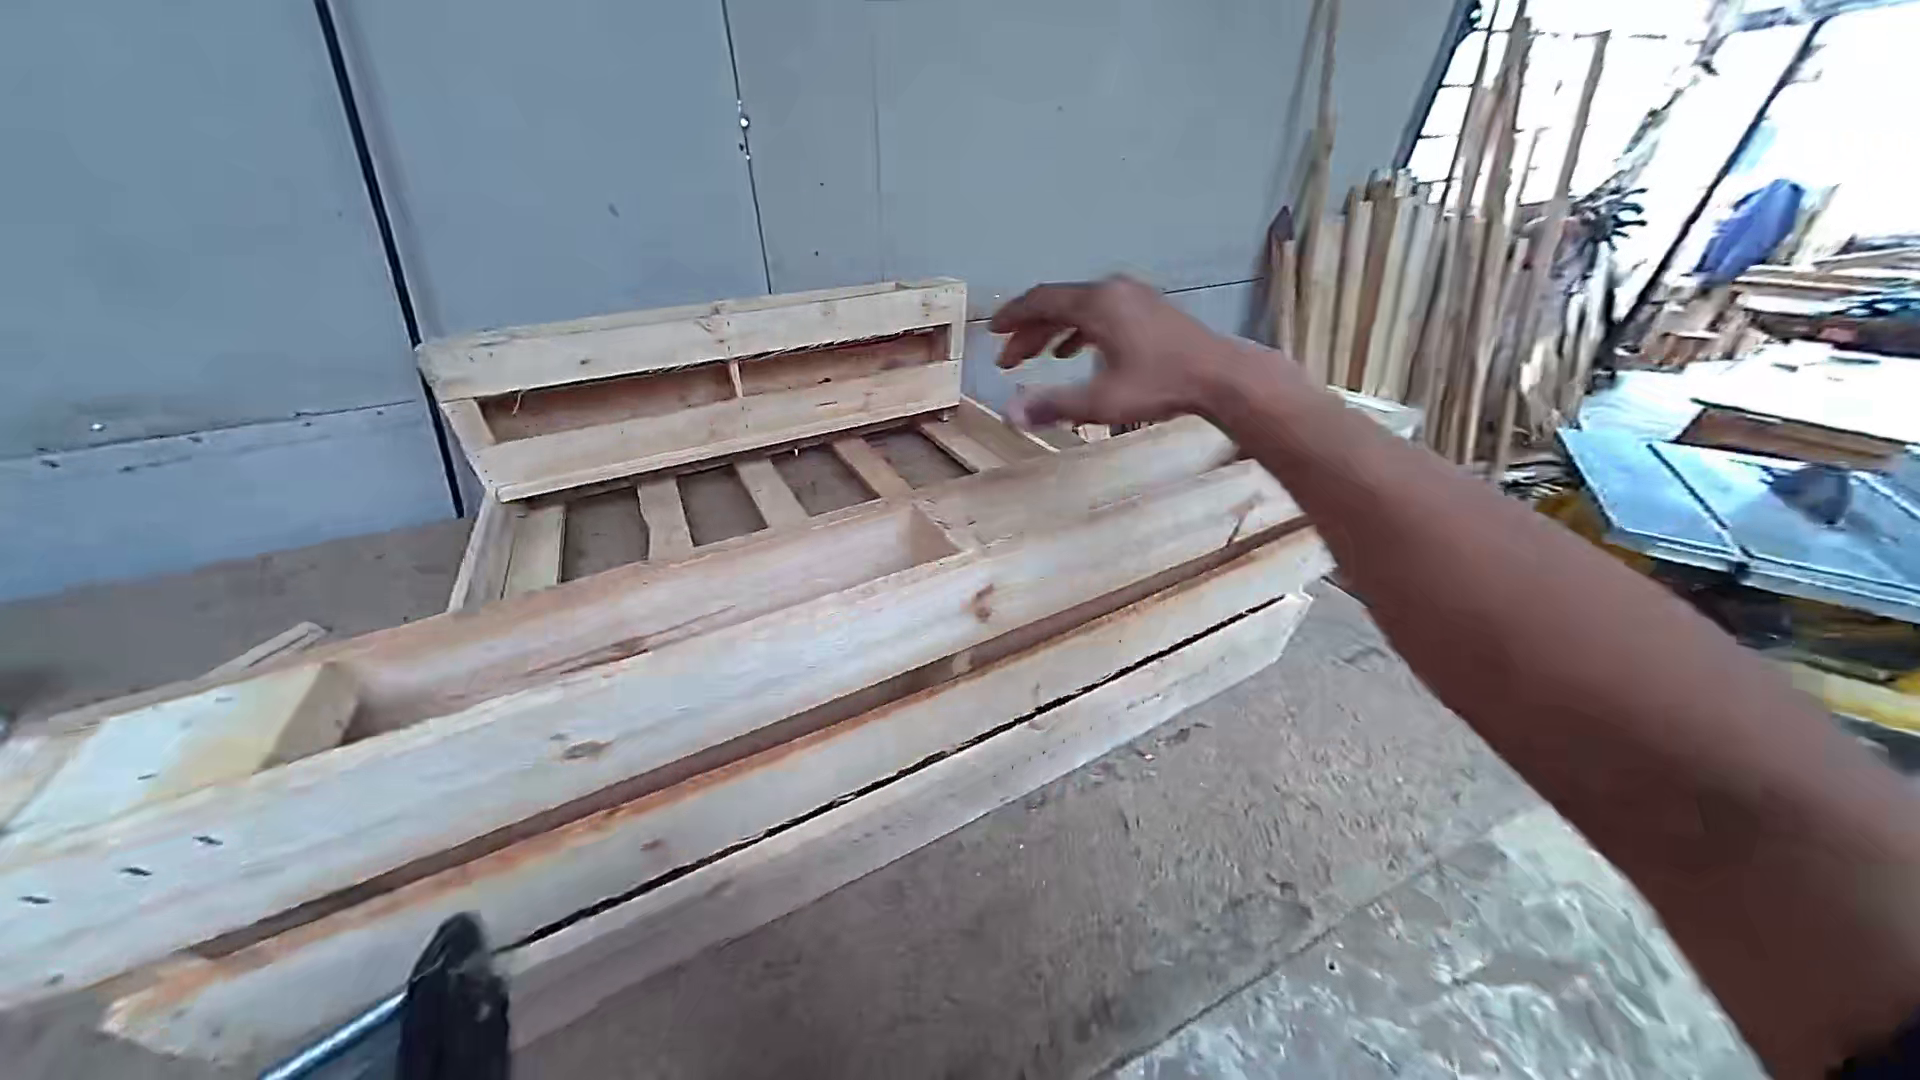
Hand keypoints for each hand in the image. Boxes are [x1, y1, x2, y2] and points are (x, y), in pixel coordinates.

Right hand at [989, 276, 1297, 426]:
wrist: (1221, 377)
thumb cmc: (1159, 386)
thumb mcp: (1100, 401)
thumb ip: (1052, 405)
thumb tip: (1009, 415)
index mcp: (1096, 303)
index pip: (1041, 301)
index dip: (1012, 317)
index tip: (992, 333)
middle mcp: (1111, 290)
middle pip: (1057, 303)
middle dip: (1028, 331)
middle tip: (1007, 360)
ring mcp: (1132, 296)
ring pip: (1079, 308)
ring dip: (1052, 331)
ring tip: (1034, 357)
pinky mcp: (1147, 309)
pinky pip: (1100, 313)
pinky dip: (1078, 330)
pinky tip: (1072, 351)